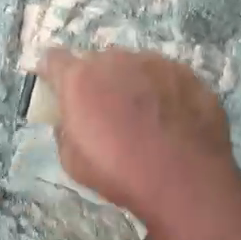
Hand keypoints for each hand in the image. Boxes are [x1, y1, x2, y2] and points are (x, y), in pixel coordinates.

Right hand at [36, 48, 240, 227]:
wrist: (185, 180)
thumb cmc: (120, 172)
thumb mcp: (72, 160)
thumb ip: (65, 128)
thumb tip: (70, 119)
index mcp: (80, 78)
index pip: (54, 59)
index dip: (54, 72)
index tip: (57, 88)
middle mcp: (116, 60)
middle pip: (98, 62)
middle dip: (97, 81)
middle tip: (107, 112)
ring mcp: (155, 63)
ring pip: (134, 66)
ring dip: (132, 84)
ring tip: (144, 118)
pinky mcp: (187, 74)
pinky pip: (166, 77)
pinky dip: (163, 92)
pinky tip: (172, 120)